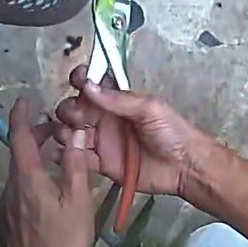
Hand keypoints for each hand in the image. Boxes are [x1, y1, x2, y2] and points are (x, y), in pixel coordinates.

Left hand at [2, 97, 94, 246]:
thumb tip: (75, 132)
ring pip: (20, 170)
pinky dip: (34, 174)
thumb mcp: (78, 201)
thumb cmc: (64, 243)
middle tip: (58, 128)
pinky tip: (53, 184)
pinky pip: (21, 186)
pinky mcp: (11, 220)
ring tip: (61, 154)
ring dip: (36, 155)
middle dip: (35, 134)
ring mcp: (9, 205)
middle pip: (19, 151)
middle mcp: (12, 187)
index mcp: (27, 177)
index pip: (18, 135)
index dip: (22, 114)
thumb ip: (75, 164)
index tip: (28, 99)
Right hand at [50, 65, 217, 200]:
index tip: (77, 80)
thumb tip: (88, 86)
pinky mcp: (100, 164)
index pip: (91, 86)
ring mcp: (101, 142)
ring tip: (73, 136)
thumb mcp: (149, 108)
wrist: (184, 166)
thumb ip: (118, 99)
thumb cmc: (172, 132)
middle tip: (79, 118)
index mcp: (116, 101)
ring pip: (70, 132)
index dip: (80, 80)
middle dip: (69, 109)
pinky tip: (62, 152)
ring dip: (63, 130)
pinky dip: (65, 154)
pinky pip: (77, 158)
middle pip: (74, 108)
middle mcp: (105, 119)